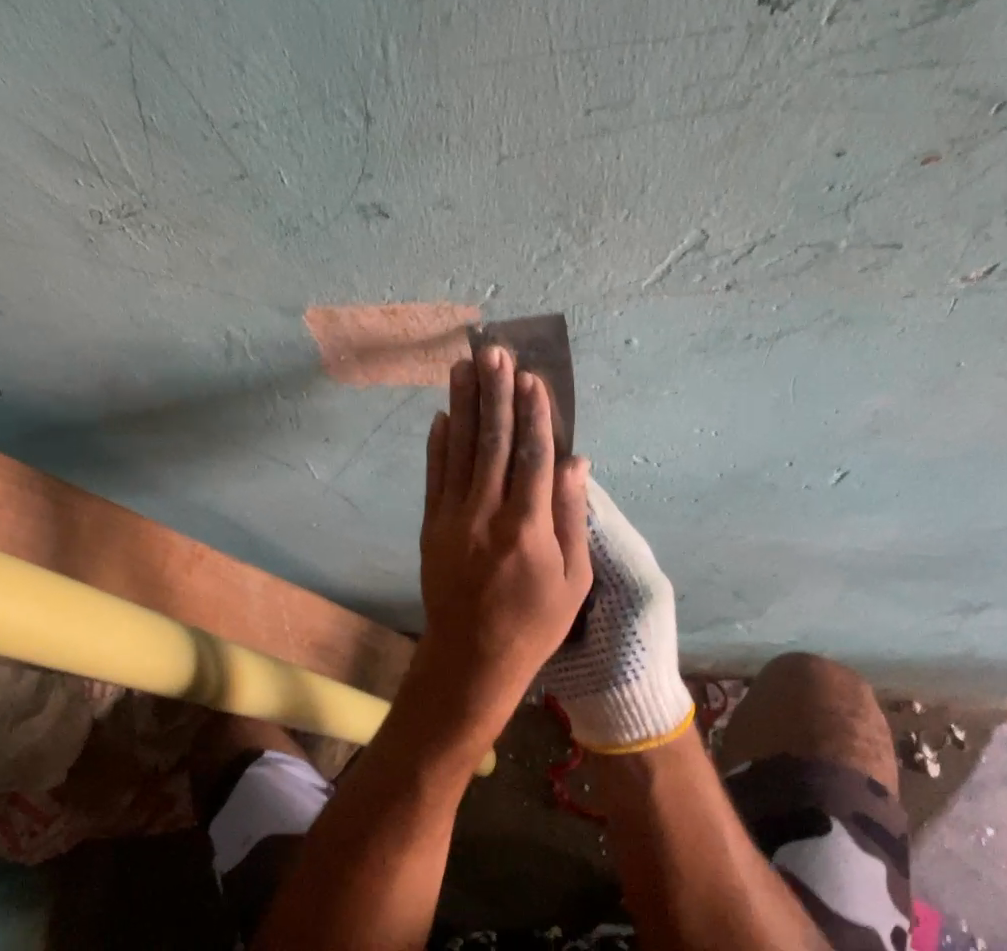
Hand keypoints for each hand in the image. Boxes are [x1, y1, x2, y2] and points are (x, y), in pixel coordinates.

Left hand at [416, 344, 592, 713]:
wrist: (471, 655)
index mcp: (529, 528)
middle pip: (491, 442)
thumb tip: (576, 461)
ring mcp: (453, 517)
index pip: (532, 457)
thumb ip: (572, 517)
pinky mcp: (431, 525)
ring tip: (464, 366)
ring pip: (458, 450)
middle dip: (494, 394)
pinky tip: (441, 414)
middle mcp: (487, 514)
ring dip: (462, 405)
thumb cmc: (534, 621)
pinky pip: (434, 475)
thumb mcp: (573, 579)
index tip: (533, 377)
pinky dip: (437, 443)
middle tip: (495, 352)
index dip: (533, 414)